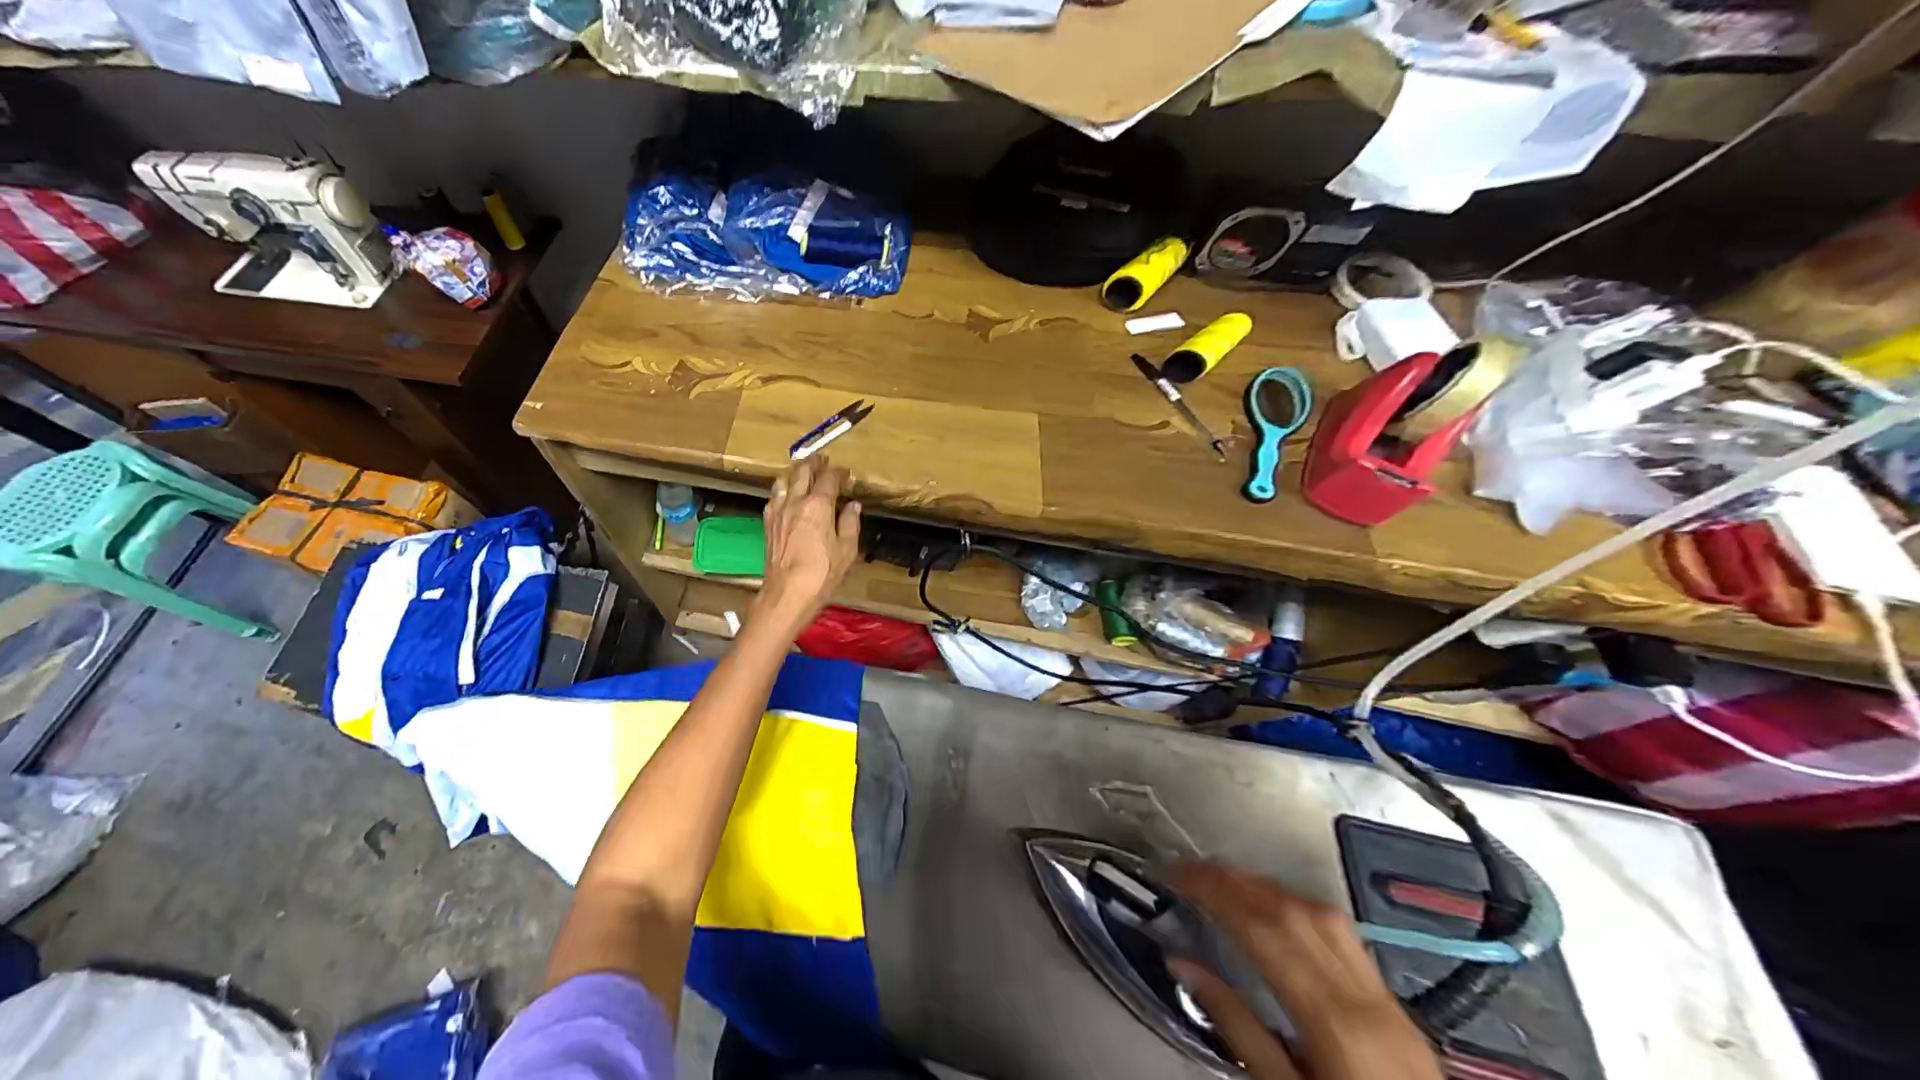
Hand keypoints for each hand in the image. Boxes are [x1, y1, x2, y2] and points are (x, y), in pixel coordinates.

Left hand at [757, 455, 860, 631]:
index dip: (838, 472)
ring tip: (802, 472)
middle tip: (822, 460)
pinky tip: (785, 495)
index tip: (844, 472)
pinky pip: (774, 497)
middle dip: (814, 464)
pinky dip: (782, 490)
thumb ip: (850, 523)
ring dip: (794, 473)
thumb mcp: (847, 549)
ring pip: (783, 481)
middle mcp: (795, 502)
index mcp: (818, 505)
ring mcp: (778, 512)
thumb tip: (853, 506)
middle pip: (802, 472)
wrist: (788, 592)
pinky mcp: (768, 524)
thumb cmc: (822, 572)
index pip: (829, 479)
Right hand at [1170, 861, 1440, 1079]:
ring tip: (1223, 878)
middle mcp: (1364, 998)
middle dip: (1234, 879)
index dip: (1215, 891)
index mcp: (1334, 1023)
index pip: (1262, 930)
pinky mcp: (1392, 1001)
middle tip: (1189, 868)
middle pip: (1291, 911)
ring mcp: (1384, 996)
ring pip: (1319, 912)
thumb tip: (1184, 965)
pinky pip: (1341, 930)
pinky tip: (1274, 903)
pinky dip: (1298, 904)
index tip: (1177, 874)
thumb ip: (1236, 1026)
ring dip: (1264, 885)